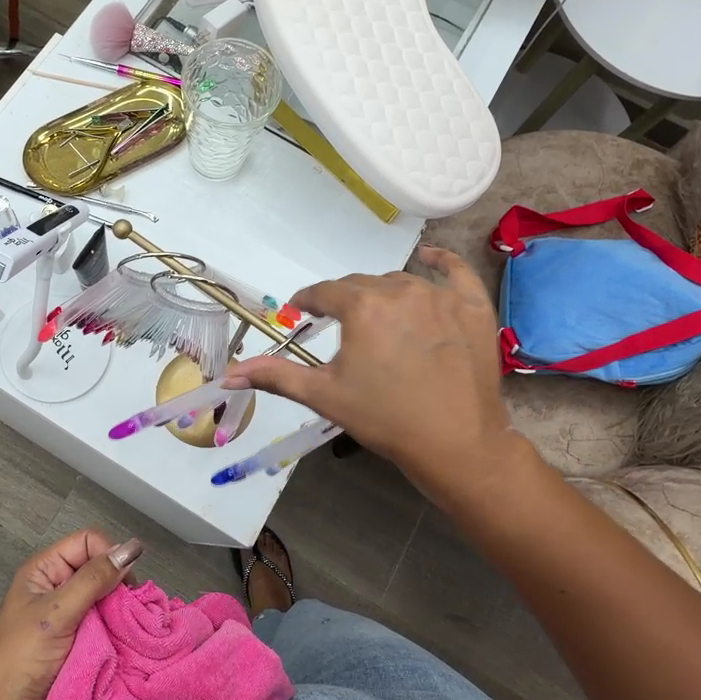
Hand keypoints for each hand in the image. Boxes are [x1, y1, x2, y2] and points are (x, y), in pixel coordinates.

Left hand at [0, 529, 142, 699]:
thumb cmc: (21, 661)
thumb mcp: (56, 614)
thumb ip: (94, 579)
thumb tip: (133, 546)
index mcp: (44, 569)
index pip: (88, 541)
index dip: (109, 555)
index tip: (125, 585)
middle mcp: (57, 584)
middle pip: (100, 566)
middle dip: (118, 584)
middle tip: (129, 611)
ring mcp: (68, 612)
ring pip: (106, 595)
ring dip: (120, 608)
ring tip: (130, 626)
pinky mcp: (78, 637)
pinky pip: (106, 620)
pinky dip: (117, 627)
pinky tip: (125, 637)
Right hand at [222, 246, 527, 503]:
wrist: (456, 443)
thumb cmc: (384, 419)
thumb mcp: (324, 396)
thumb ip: (276, 376)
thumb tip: (227, 374)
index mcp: (362, 306)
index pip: (324, 293)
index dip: (307, 301)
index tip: (300, 312)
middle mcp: (400, 290)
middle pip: (361, 286)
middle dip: (344, 301)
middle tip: (339, 326)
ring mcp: (441, 296)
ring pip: (401, 282)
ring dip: (383, 294)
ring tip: (377, 319)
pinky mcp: (473, 307)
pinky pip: (455, 271)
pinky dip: (441, 261)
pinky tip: (429, 256)